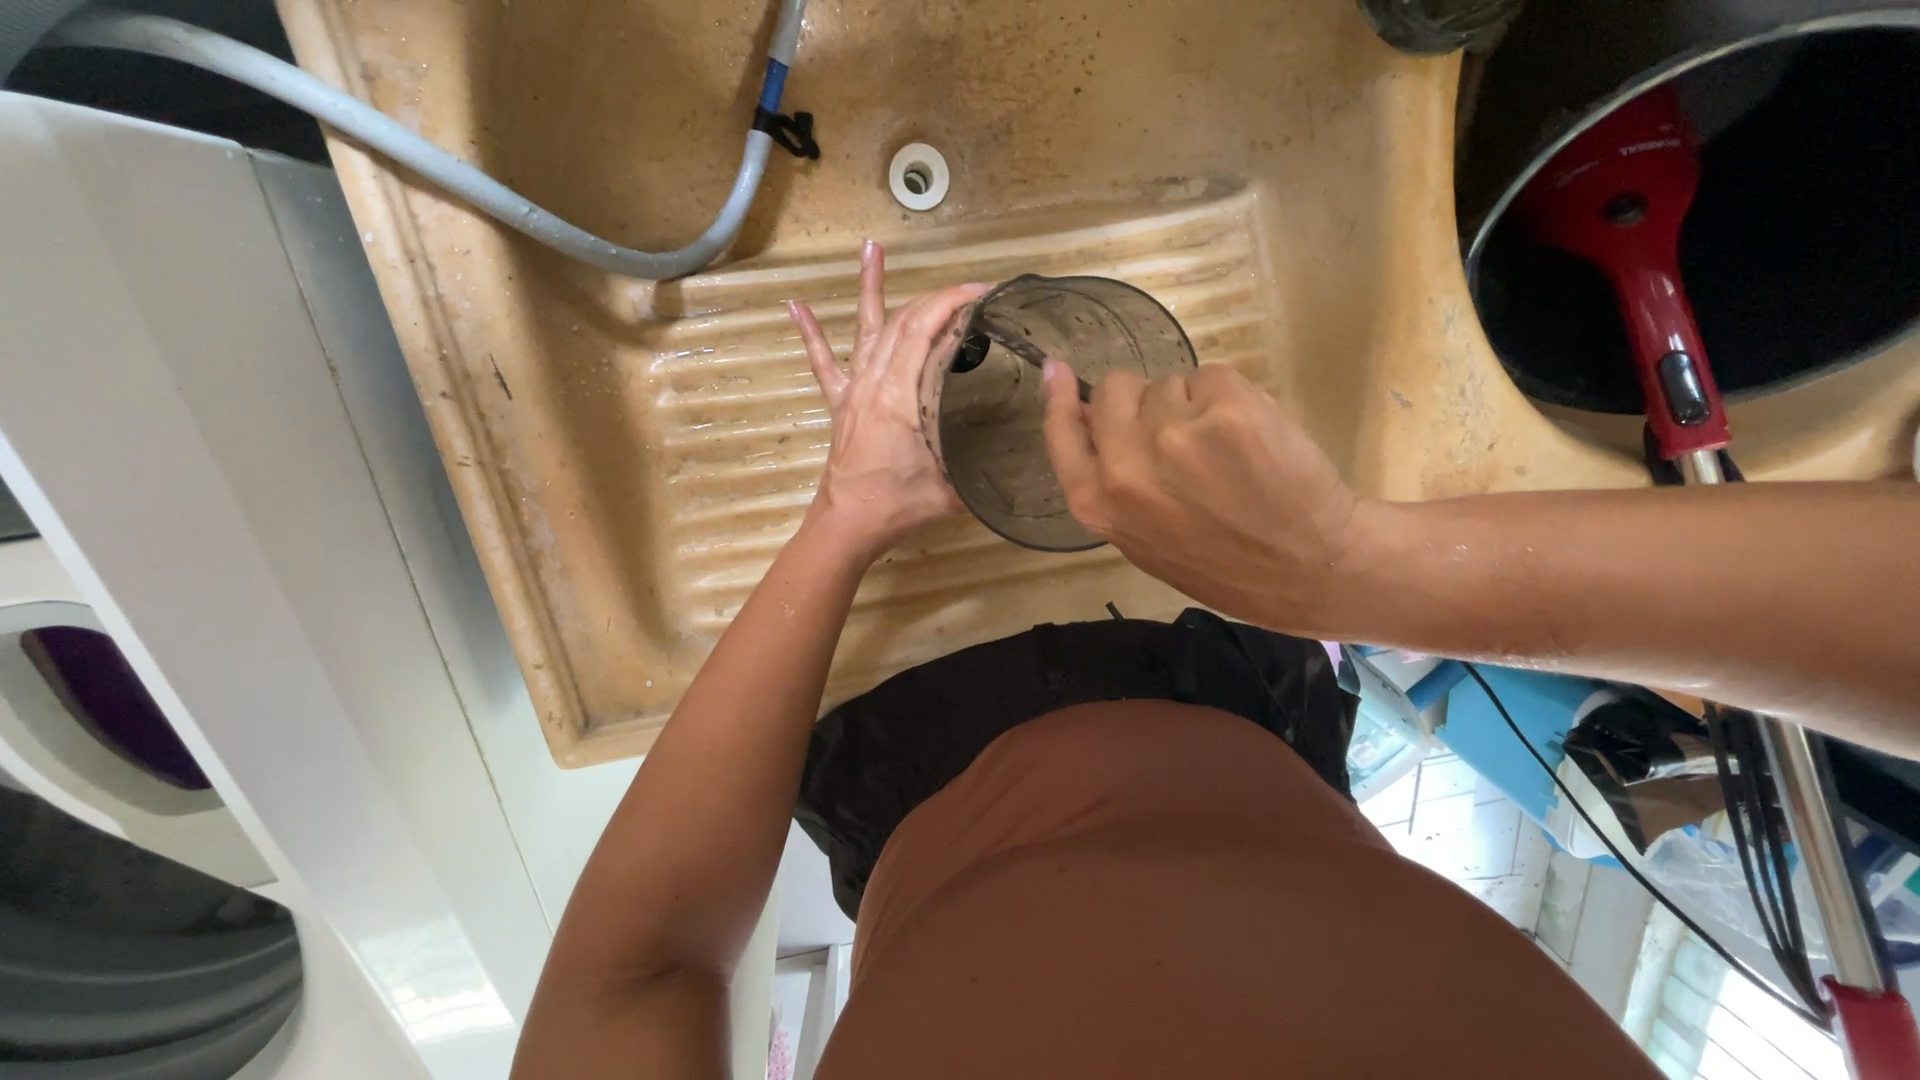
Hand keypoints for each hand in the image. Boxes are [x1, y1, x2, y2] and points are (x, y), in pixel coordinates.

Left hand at [787, 241, 987, 562]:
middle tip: (966, 289)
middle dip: (936, 298)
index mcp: (901, 396)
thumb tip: (1011, 443)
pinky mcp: (840, 404)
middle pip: (902, 322)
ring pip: (865, 328)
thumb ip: (978, 458)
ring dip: (870, 287)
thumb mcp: (952, 483)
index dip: (954, 304)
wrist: (847, 526)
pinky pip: (824, 362)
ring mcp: (853, 390)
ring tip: (871, 248)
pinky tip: (796, 306)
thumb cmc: (899, 508)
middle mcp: (874, 382)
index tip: (984, 293)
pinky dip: (812, 334)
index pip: (927, 332)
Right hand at [1041, 360, 1370, 632]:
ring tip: (1225, 453)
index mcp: (1100, 504)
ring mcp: (1176, 434)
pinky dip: (1230, 398)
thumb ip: (1110, 482)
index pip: (1062, 433)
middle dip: (1143, 402)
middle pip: (1116, 391)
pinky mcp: (1226, 409)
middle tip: (1182, 436)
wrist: (1307, 568)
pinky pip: (1211, 376)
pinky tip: (1251, 439)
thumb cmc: (1221, 562)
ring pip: (1169, 384)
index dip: (1060, 398)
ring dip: (1192, 406)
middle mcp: (1127, 467)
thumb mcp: (1143, 538)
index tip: (1058, 369)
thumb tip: (1091, 419)